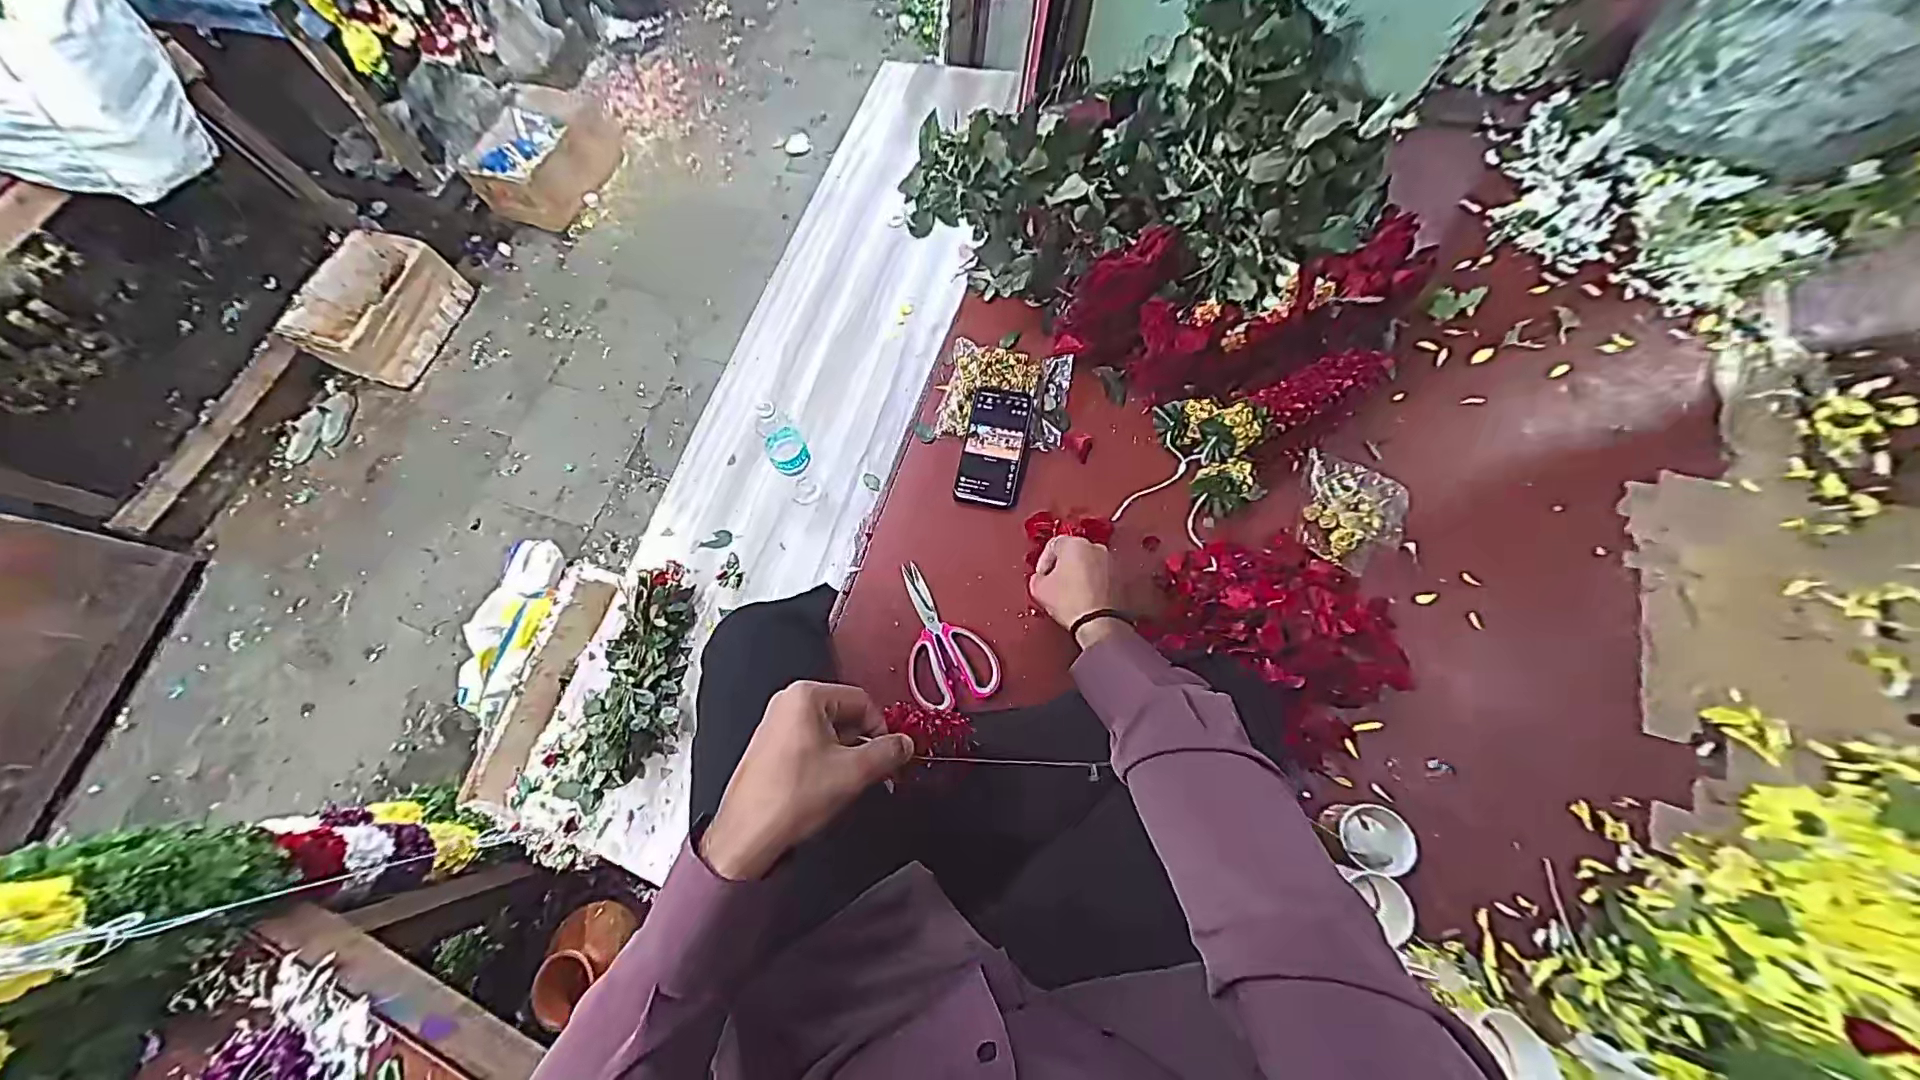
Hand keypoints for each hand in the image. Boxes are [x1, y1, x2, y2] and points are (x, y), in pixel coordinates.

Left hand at [700, 681, 913, 879]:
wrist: (747, 837)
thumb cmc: (787, 799)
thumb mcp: (854, 772)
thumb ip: (888, 752)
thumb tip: (904, 744)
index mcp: (805, 696)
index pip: (863, 702)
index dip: (881, 730)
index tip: (891, 753)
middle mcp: (788, 704)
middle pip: (847, 716)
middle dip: (864, 746)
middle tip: (876, 772)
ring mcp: (777, 726)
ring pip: (831, 734)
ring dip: (847, 758)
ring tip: (848, 785)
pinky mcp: (773, 749)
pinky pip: (813, 746)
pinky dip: (828, 764)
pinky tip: (827, 789)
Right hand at [1028, 535, 1117, 644]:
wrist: (1099, 623)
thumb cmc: (1071, 602)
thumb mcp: (1039, 589)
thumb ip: (1037, 577)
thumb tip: (1042, 579)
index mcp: (1074, 543)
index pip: (1053, 545)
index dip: (1043, 562)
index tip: (1042, 575)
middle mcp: (1096, 548)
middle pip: (1073, 553)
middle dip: (1063, 567)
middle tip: (1055, 584)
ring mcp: (1112, 562)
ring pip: (1089, 564)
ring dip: (1080, 575)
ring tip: (1071, 594)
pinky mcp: (1122, 578)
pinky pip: (1102, 577)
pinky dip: (1094, 584)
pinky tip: (1086, 599)